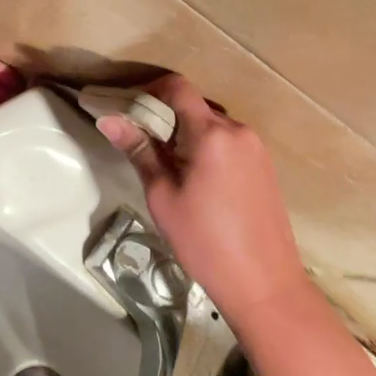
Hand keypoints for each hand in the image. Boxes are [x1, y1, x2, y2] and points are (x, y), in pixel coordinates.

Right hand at [96, 74, 308, 321]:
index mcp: (212, 134)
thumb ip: (139, 151)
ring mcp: (256, 148)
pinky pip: (228, 141)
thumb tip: (108, 119)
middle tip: (142, 142)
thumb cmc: (206, 243)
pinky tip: (196, 178)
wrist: (267, 289)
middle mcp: (238, 131)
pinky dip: (206, 146)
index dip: (149, 89)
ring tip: (167, 164)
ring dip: (186, 132)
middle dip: (165, 116)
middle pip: (194, 105)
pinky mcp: (265, 166)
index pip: (177, 87)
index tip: (128, 109)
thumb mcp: (163, 197)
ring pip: (211, 123)